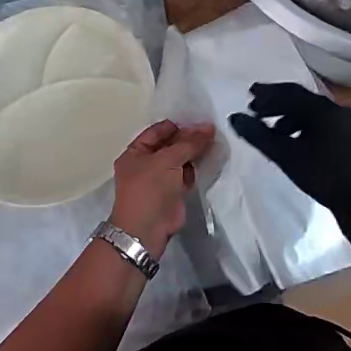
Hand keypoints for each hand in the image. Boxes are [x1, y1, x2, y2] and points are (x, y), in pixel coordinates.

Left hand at [109, 120, 216, 254]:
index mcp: (135, 152)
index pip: (158, 131)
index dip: (178, 125)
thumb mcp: (167, 160)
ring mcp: (159, 179)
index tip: (199, 121)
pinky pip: (186, 174)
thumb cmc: (149, 189)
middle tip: (212, 131)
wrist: (147, 229)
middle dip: (189, 138)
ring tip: (215, 142)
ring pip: (179, 160)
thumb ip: (189, 143)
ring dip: (194, 153)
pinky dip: (196, 168)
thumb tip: (208, 128)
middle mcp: (146, 163)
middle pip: (170, 145)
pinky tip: (210, 160)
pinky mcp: (172, 192)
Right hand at [228, 83, 350, 278]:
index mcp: (323, 109)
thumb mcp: (286, 156)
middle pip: (303, 100)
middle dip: (278, 103)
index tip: (250, 95)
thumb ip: (259, 135)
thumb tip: (234, 118)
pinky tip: (297, 143)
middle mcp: (338, 110)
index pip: (289, 93)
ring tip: (273, 129)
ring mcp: (349, 124)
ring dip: (290, 117)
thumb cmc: (324, 177)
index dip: (267, 94)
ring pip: (314, 113)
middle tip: (257, 108)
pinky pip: (324, 124)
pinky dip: (305, 126)